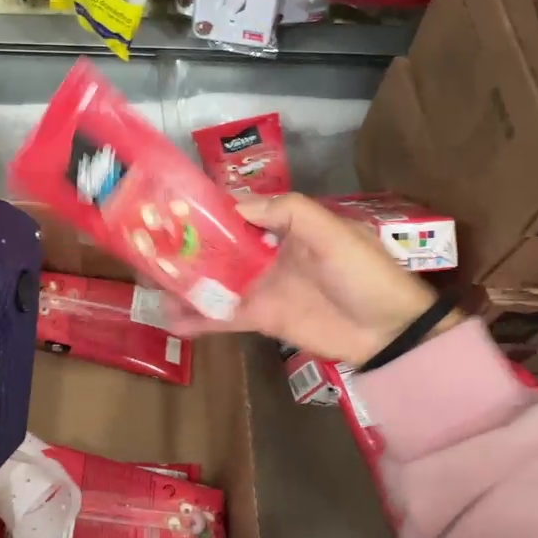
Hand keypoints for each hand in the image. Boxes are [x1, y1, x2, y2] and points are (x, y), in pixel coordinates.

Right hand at [162, 193, 458, 364]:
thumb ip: (287, 212)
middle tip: (146, 246)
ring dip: (184, 282)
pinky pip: (222, 317)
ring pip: (213, 281)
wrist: (391, 332)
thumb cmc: (364, 273)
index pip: (237, 212)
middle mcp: (267, 253)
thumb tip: (234, 205)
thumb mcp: (333, 231)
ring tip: (148, 283)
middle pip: (218, 246)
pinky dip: (197, 319)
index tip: (171, 207)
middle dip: (185, 246)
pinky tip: (169, 320)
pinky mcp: (261, 319)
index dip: (206, 209)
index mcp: (284, 226)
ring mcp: (261, 287)